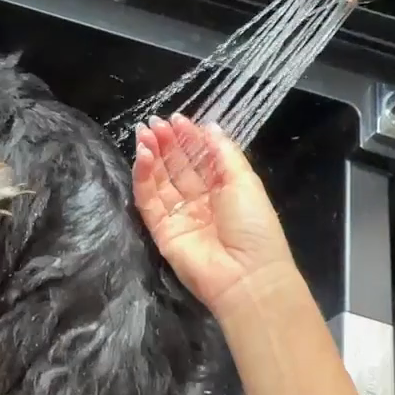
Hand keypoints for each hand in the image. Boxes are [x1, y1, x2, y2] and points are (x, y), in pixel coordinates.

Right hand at [133, 114, 300, 316]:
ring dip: (151, 155)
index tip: (176, 119)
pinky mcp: (160, 229)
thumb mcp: (245, 181)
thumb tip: (210, 126)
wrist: (246, 276)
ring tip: (143, 133)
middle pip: (177, 166)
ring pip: (160, 180)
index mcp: (224, 189)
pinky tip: (141, 156)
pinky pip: (148, 200)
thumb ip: (224, 152)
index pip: (200, 158)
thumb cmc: (253, 225)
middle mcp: (199, 200)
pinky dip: (143, 177)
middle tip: (153, 123)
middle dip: (165, 143)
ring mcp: (178, 215)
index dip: (188, 138)